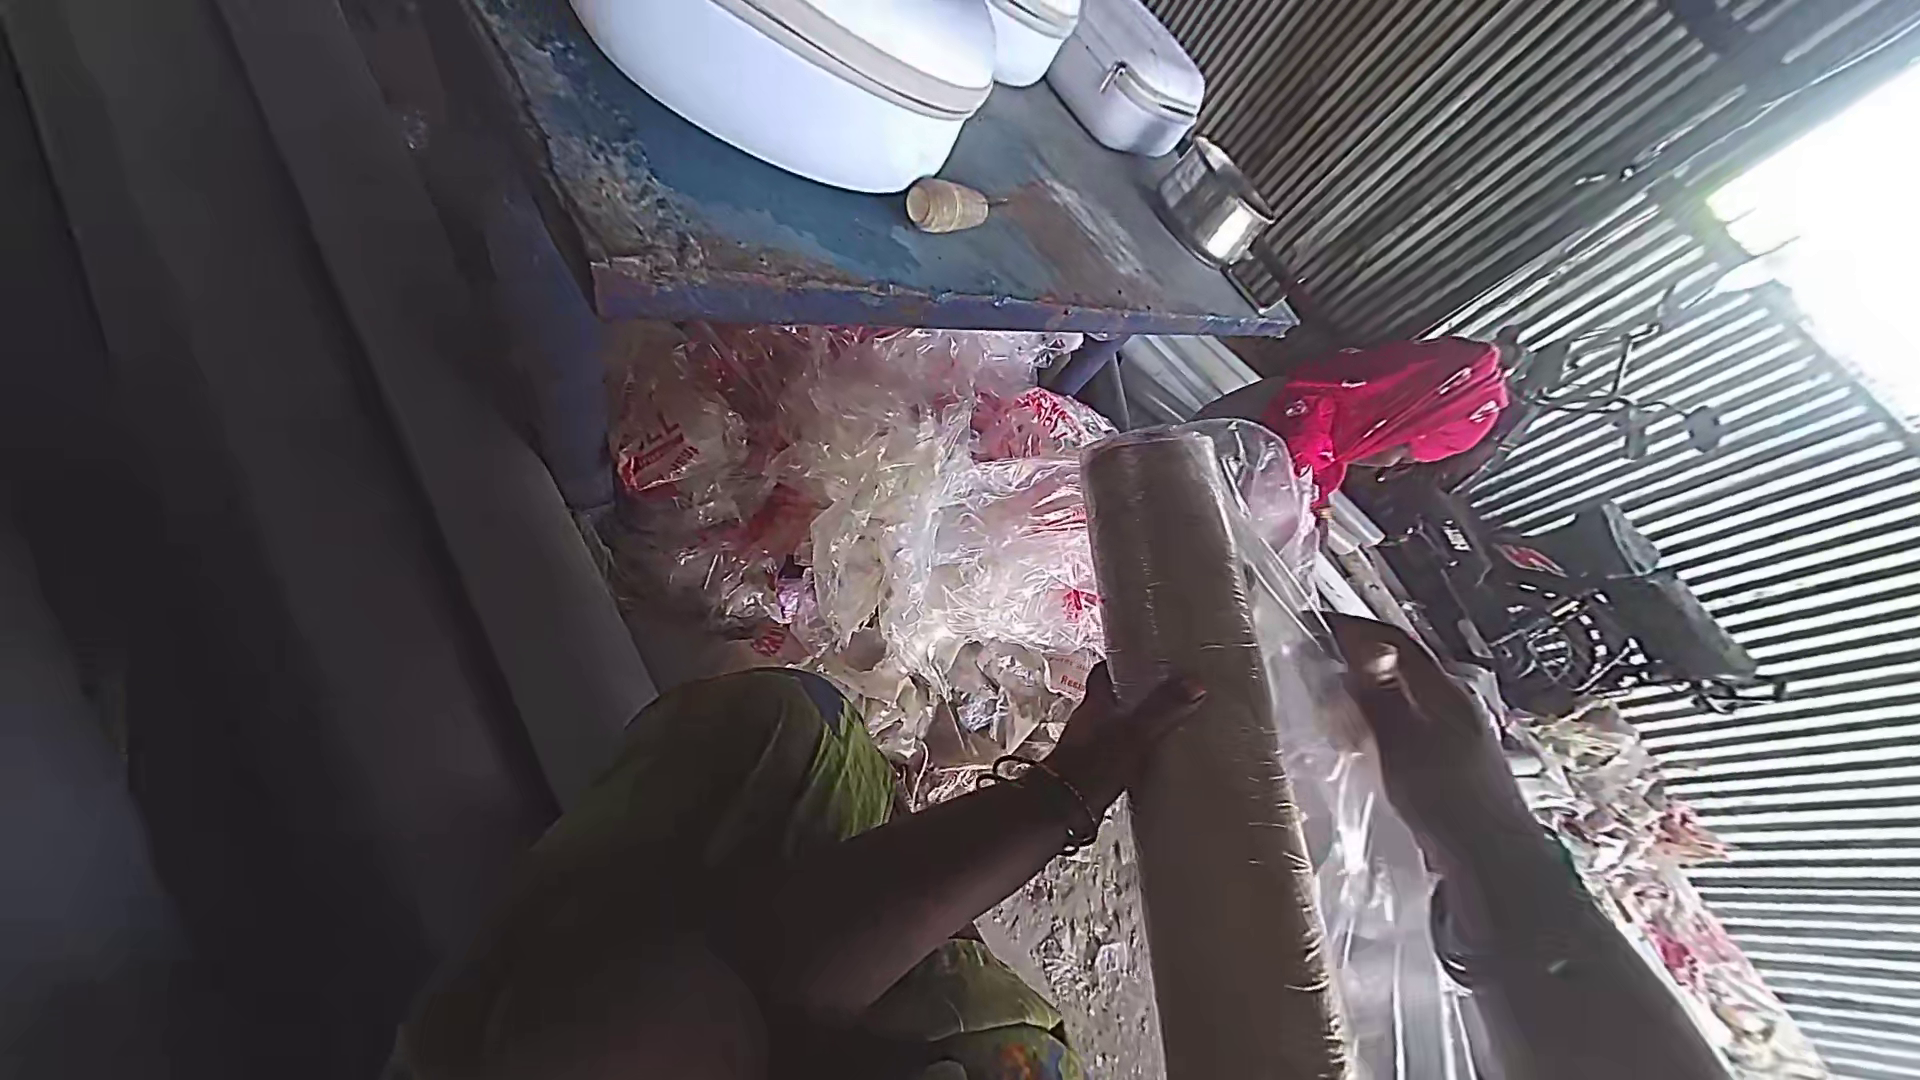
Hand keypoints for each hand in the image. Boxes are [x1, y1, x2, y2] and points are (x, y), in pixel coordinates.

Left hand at [1043, 664, 1204, 815]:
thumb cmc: (1094, 764)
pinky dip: (1132, 751)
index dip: (1118, 663)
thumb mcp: (1135, 733)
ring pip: (1113, 726)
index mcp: (1095, 703)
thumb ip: (1162, 709)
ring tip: (1164, 726)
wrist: (1063, 808)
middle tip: (1163, 694)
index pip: (1103, 672)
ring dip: (1133, 724)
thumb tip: (1194, 683)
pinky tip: (1149, 761)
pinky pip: (1116, 752)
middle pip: (1110, 699)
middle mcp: (1089, 721)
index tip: (1141, 658)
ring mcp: (1088, 746)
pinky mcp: (1093, 771)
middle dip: (1133, 695)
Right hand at [1326, 613, 1533, 867]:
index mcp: (1445, 691)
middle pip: (1394, 666)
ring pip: (1392, 695)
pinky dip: (1368, 719)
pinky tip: (1352, 739)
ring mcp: (1447, 730)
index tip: (1315, 625)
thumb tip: (1361, 645)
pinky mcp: (1439, 757)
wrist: (1489, 863)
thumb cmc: (1447, 798)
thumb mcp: (1403, 740)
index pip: (1396, 641)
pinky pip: (1394, 722)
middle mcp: (1449, 703)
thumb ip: (1380, 693)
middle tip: (1314, 667)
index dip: (1355, 629)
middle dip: (1352, 662)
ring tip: (1328, 707)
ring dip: (1358, 693)